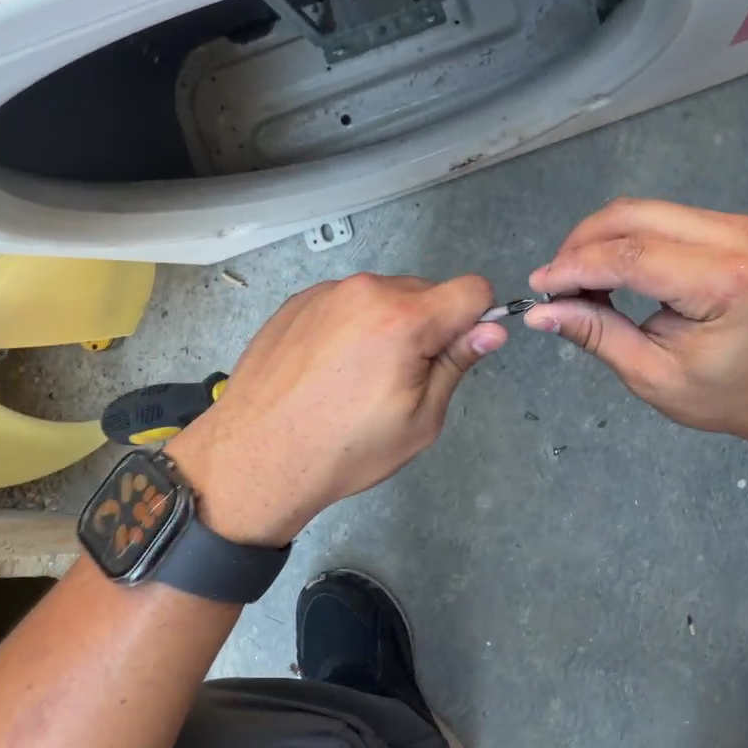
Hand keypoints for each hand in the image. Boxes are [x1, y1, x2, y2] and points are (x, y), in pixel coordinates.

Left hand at [166, 274, 503, 544]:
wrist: (254, 459)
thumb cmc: (345, 450)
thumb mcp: (421, 419)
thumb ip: (457, 363)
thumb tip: (492, 330)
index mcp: (404, 319)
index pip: (473, 289)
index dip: (477, 320)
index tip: (458, 352)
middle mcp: (366, 291)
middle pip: (428, 292)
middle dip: (430, 326)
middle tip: (403, 378)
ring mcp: (327, 292)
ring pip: (386, 296)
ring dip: (390, 324)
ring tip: (360, 377)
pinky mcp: (298, 301)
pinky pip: (347, 302)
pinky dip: (353, 325)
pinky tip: (330, 369)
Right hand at [524, 199, 747, 443]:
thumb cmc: (725, 392)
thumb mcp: (654, 376)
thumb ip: (597, 335)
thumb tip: (540, 312)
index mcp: (724, 282)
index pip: (632, 256)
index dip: (576, 267)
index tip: (538, 286)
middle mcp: (733, 238)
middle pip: (633, 218)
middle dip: (581, 246)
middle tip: (553, 286)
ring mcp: (732, 224)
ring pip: (641, 211)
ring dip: (598, 240)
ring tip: (576, 284)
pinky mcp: (724, 224)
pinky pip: (657, 218)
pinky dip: (621, 240)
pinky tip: (606, 272)